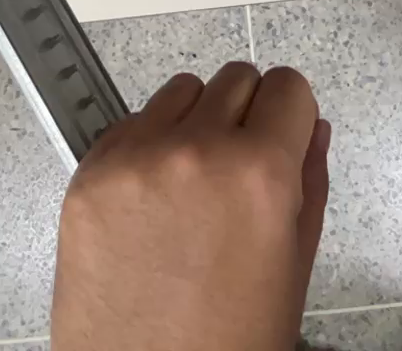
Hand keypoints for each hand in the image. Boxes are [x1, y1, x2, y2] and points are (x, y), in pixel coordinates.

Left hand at [51, 63, 331, 350]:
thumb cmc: (227, 341)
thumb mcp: (292, 268)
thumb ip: (310, 181)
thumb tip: (310, 124)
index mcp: (259, 175)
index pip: (288, 85)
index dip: (290, 111)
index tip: (281, 131)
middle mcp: (196, 151)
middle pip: (235, 77)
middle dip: (245, 113)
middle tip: (236, 165)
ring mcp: (136, 158)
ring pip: (182, 90)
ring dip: (194, 121)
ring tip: (191, 181)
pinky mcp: (90, 171)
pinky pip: (132, 123)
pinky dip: (147, 147)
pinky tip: (151, 200)